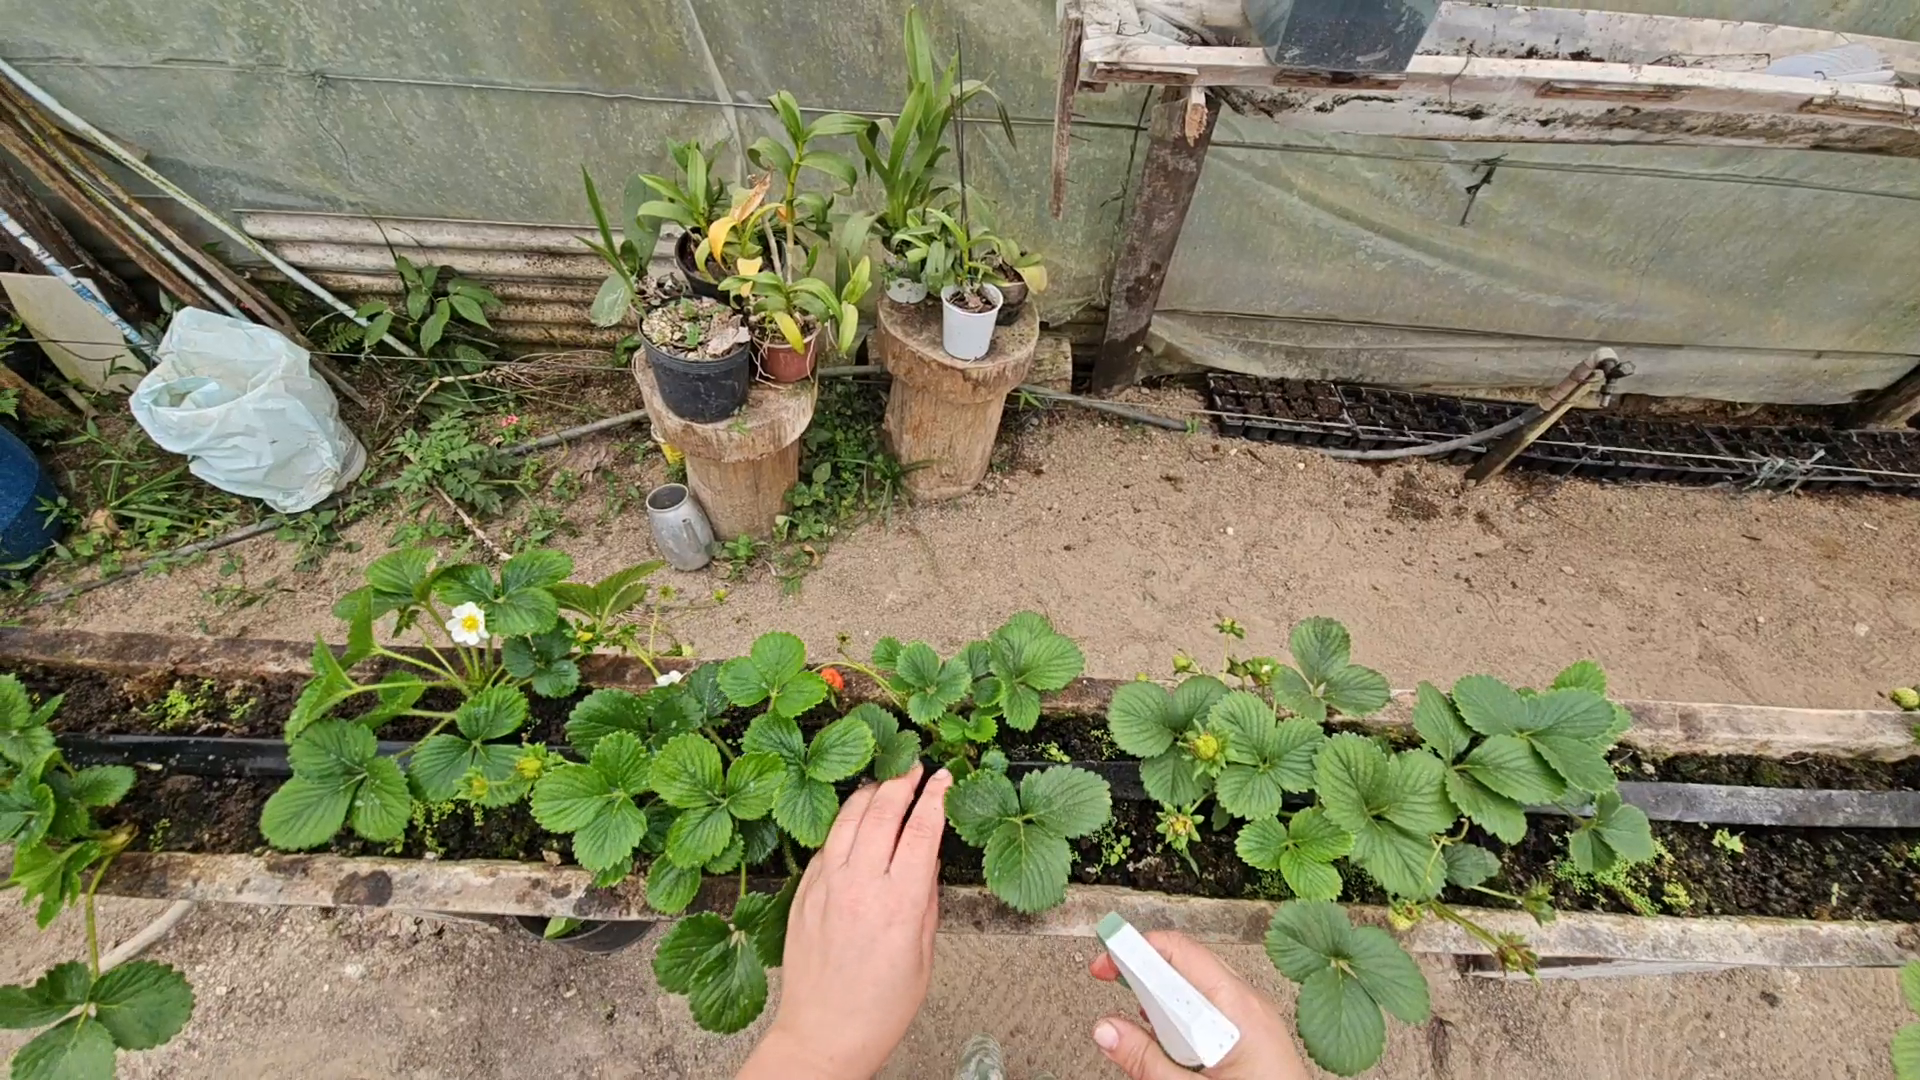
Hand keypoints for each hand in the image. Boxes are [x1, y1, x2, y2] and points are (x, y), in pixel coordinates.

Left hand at [737, 764, 952, 1079]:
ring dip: (871, 791)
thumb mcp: (923, 957)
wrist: (821, 1037)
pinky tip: (856, 818)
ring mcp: (827, 885)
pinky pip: (827, 842)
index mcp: (898, 905)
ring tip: (886, 781)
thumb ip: (926, 899)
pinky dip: (845, 822)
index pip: (921, 831)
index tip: (943, 778)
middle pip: (883, 811)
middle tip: (915, 768)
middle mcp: (860, 886)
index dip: (935, 797)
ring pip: (849, 816)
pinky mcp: (804, 891)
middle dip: (903, 781)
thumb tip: (927, 857)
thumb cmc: (877, 1009)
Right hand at [1088, 930, 1307, 1079]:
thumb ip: (1145, 1061)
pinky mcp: (1256, 1040)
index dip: (1135, 951)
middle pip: (1186, 965)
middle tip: (1114, 987)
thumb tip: (1105, 1028)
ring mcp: (1256, 1021)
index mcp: (1238, 1009)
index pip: (1178, 952)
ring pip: (1198, 990)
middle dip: (1146, 975)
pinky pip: (1212, 1012)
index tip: (1105, 964)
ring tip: (1144, 1029)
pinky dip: (1184, 1021)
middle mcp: (1250, 1005)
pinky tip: (1172, 1048)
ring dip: (1164, 1002)